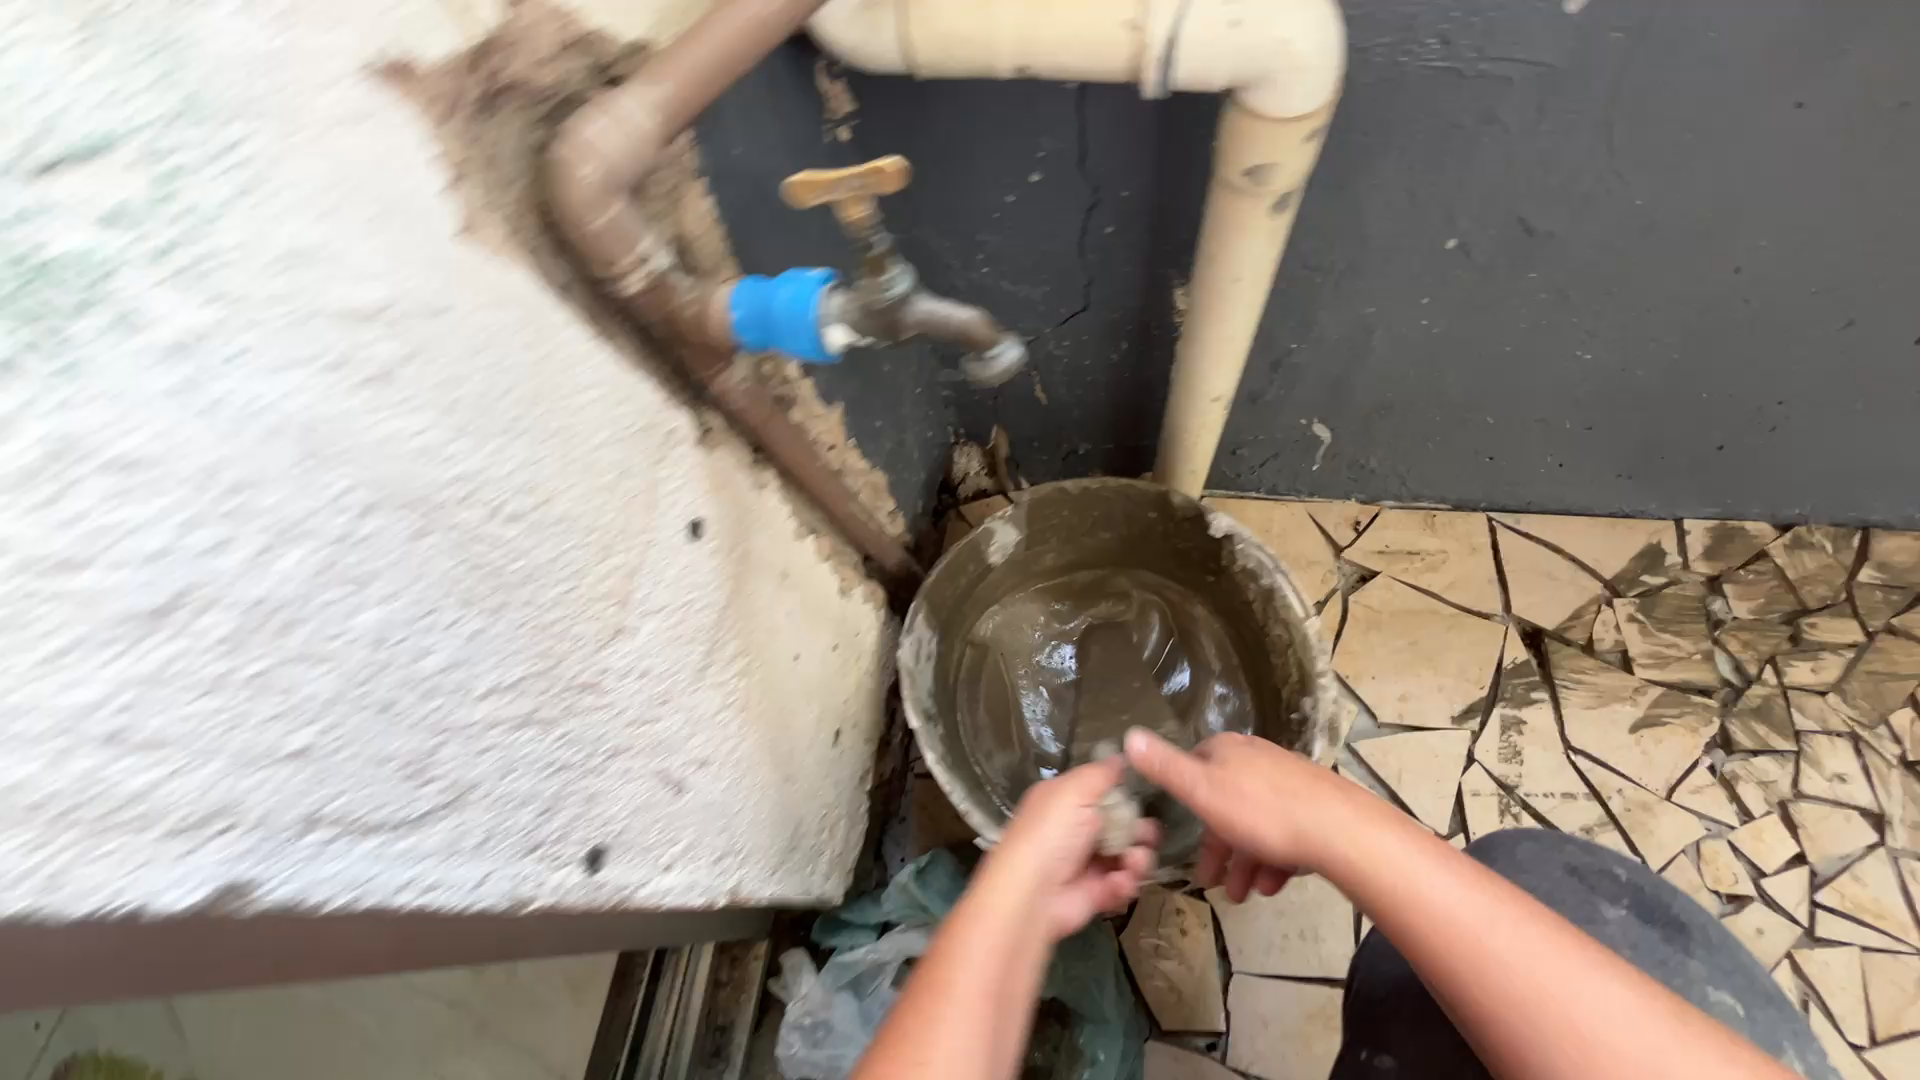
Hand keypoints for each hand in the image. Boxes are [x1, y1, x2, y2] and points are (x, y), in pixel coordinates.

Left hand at [978, 757, 1159, 941]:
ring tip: (1133, 862)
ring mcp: (1087, 861)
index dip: (1125, 795)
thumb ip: (1101, 773)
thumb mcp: (1073, 791)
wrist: (1031, 896)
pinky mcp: (1096, 892)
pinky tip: (1119, 882)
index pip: (1102, 791)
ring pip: (1128, 855)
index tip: (1143, 797)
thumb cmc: (1050, 834)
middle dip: (1140, 830)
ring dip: (1137, 858)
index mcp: (1065, 800)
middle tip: (1147, 835)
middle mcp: (1076, 828)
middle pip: (1122, 825)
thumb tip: (1121, 754)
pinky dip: (1125, 883)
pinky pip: (1123, 883)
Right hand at [1124, 728, 1353, 902]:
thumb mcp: (1200, 790)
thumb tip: (1129, 734)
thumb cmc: (1261, 812)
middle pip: (1225, 802)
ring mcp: (1288, 781)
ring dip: (1245, 861)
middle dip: (1218, 846)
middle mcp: (1256, 759)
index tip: (1184, 839)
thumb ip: (1164, 767)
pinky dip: (1274, 859)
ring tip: (1244, 896)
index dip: (1186, 804)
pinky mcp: (1315, 805)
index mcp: (1226, 750)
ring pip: (1255, 822)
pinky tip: (1273, 886)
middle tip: (1212, 882)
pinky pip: (1285, 831)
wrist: (1341, 832)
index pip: (1194, 768)